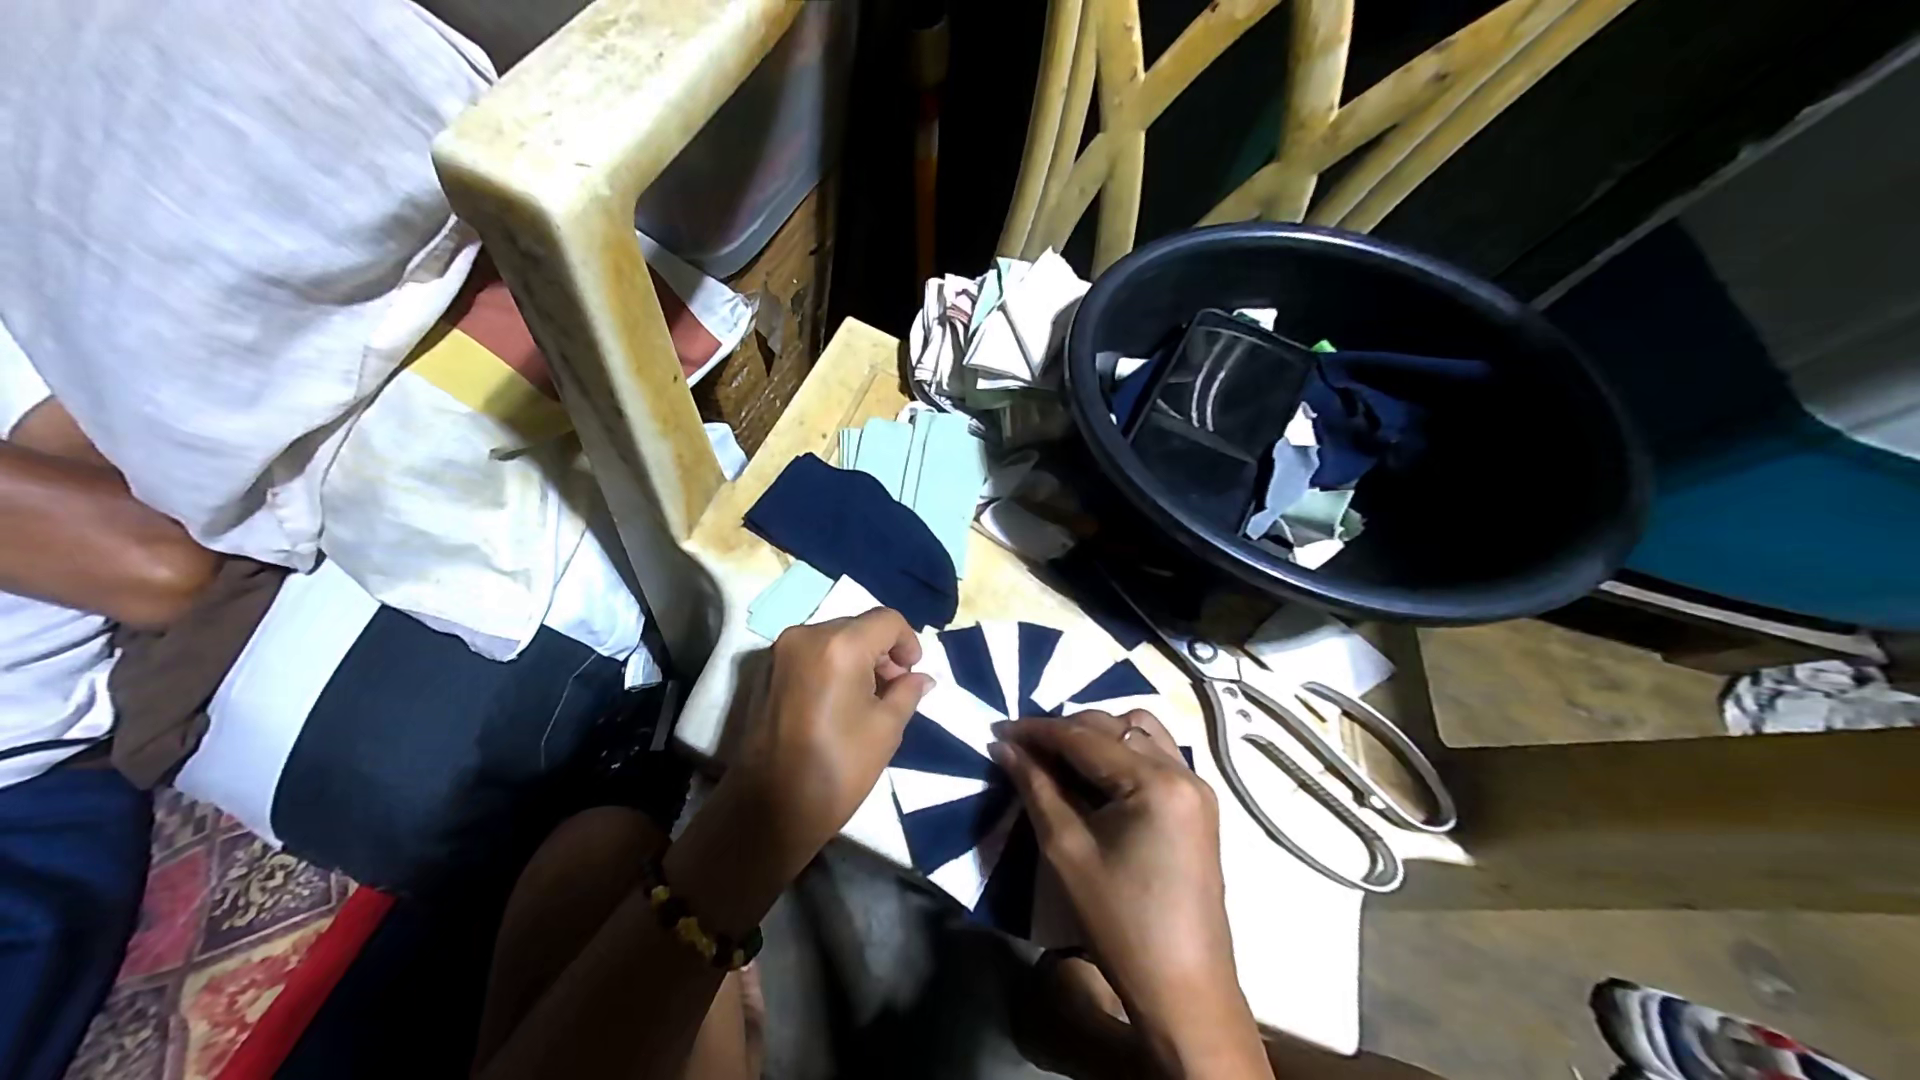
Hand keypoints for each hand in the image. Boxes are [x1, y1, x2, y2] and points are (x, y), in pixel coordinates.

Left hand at [722, 608, 933, 877]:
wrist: (768, 810)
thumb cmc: (837, 768)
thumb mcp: (886, 729)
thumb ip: (907, 692)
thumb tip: (921, 678)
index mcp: (839, 645)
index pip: (887, 620)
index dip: (908, 642)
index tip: (912, 673)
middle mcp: (805, 636)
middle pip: (857, 626)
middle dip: (881, 651)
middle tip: (893, 689)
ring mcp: (779, 652)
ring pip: (832, 638)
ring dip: (856, 658)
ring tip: (865, 698)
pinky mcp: (763, 671)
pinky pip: (809, 654)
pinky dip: (830, 666)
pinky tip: (836, 702)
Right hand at [994, 710, 1269, 1078]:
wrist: (1182, 987)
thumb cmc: (1119, 922)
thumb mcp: (1066, 850)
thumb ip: (1036, 787)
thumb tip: (1005, 746)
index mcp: (1156, 782)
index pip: (1085, 737)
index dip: (1037, 730)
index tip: (999, 728)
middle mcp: (1183, 771)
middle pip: (1114, 726)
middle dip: (1063, 731)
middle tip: (1021, 747)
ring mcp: (1196, 786)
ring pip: (1139, 732)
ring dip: (1096, 735)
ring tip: (1057, 756)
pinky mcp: (1197, 803)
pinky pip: (1157, 753)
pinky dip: (1122, 751)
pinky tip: (1095, 772)